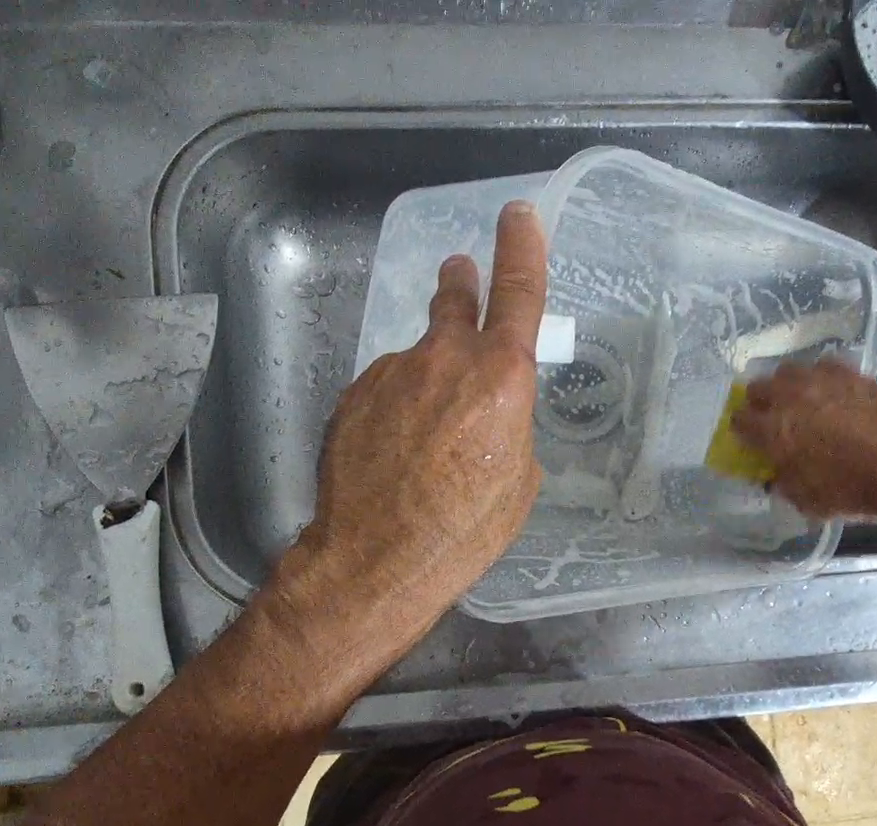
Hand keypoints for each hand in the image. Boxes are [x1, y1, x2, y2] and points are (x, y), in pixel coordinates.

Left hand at [294, 200, 545, 627]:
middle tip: (458, 276)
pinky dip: (396, 406)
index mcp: (500, 378)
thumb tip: (490, 413)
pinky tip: (391, 452)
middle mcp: (444, 359)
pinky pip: (386, 389)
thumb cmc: (465, 529)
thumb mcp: (519, 481)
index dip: (523, 247)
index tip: (519, 215)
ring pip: (417, 359)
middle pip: (454, 300)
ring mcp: (390, 373)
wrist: (377, 558)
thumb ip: (510, 426)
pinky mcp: (353, 394)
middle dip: (460, 284)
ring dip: (426, 378)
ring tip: (423, 439)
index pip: (518, 292)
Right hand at [732, 358, 876, 520]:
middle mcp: (790, 398)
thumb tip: (777, 475)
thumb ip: (784, 483)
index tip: (748, 437)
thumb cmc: (849, 491)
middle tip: (771, 416)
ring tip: (799, 399)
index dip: (741, 429)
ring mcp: (822, 381)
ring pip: (789, 370)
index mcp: (772, 430)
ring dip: (787, 384)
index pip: (739, 420)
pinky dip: (822, 377)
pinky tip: (831, 391)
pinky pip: (824, 365)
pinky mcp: (852, 374)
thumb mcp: (805, 500)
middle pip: (758, 387)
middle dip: (760, 401)